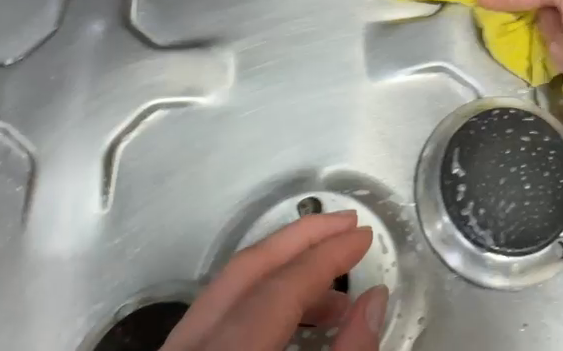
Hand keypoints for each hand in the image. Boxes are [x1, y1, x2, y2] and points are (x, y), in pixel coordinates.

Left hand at [161, 212, 386, 350]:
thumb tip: (374, 298)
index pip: (282, 286)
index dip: (327, 255)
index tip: (364, 234)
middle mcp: (188, 345)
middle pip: (246, 270)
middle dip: (301, 240)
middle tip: (347, 224)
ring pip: (226, 290)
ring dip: (282, 273)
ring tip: (334, 294)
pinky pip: (214, 315)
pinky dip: (256, 301)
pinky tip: (292, 318)